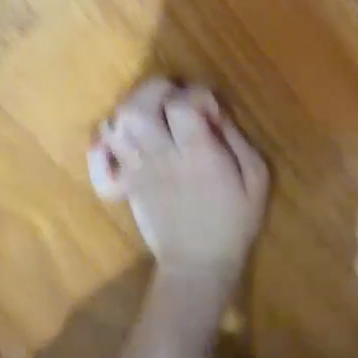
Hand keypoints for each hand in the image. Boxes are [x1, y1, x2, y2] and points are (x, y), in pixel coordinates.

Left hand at [88, 79, 270, 282]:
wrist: (197, 267)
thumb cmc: (233, 222)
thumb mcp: (256, 178)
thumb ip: (237, 138)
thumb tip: (215, 113)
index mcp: (196, 154)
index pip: (180, 105)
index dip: (196, 95)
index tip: (210, 111)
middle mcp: (160, 157)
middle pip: (136, 107)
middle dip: (155, 90)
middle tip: (176, 99)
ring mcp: (137, 170)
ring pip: (116, 125)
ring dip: (132, 108)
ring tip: (154, 114)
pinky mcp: (125, 183)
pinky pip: (100, 156)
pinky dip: (105, 140)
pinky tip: (123, 138)